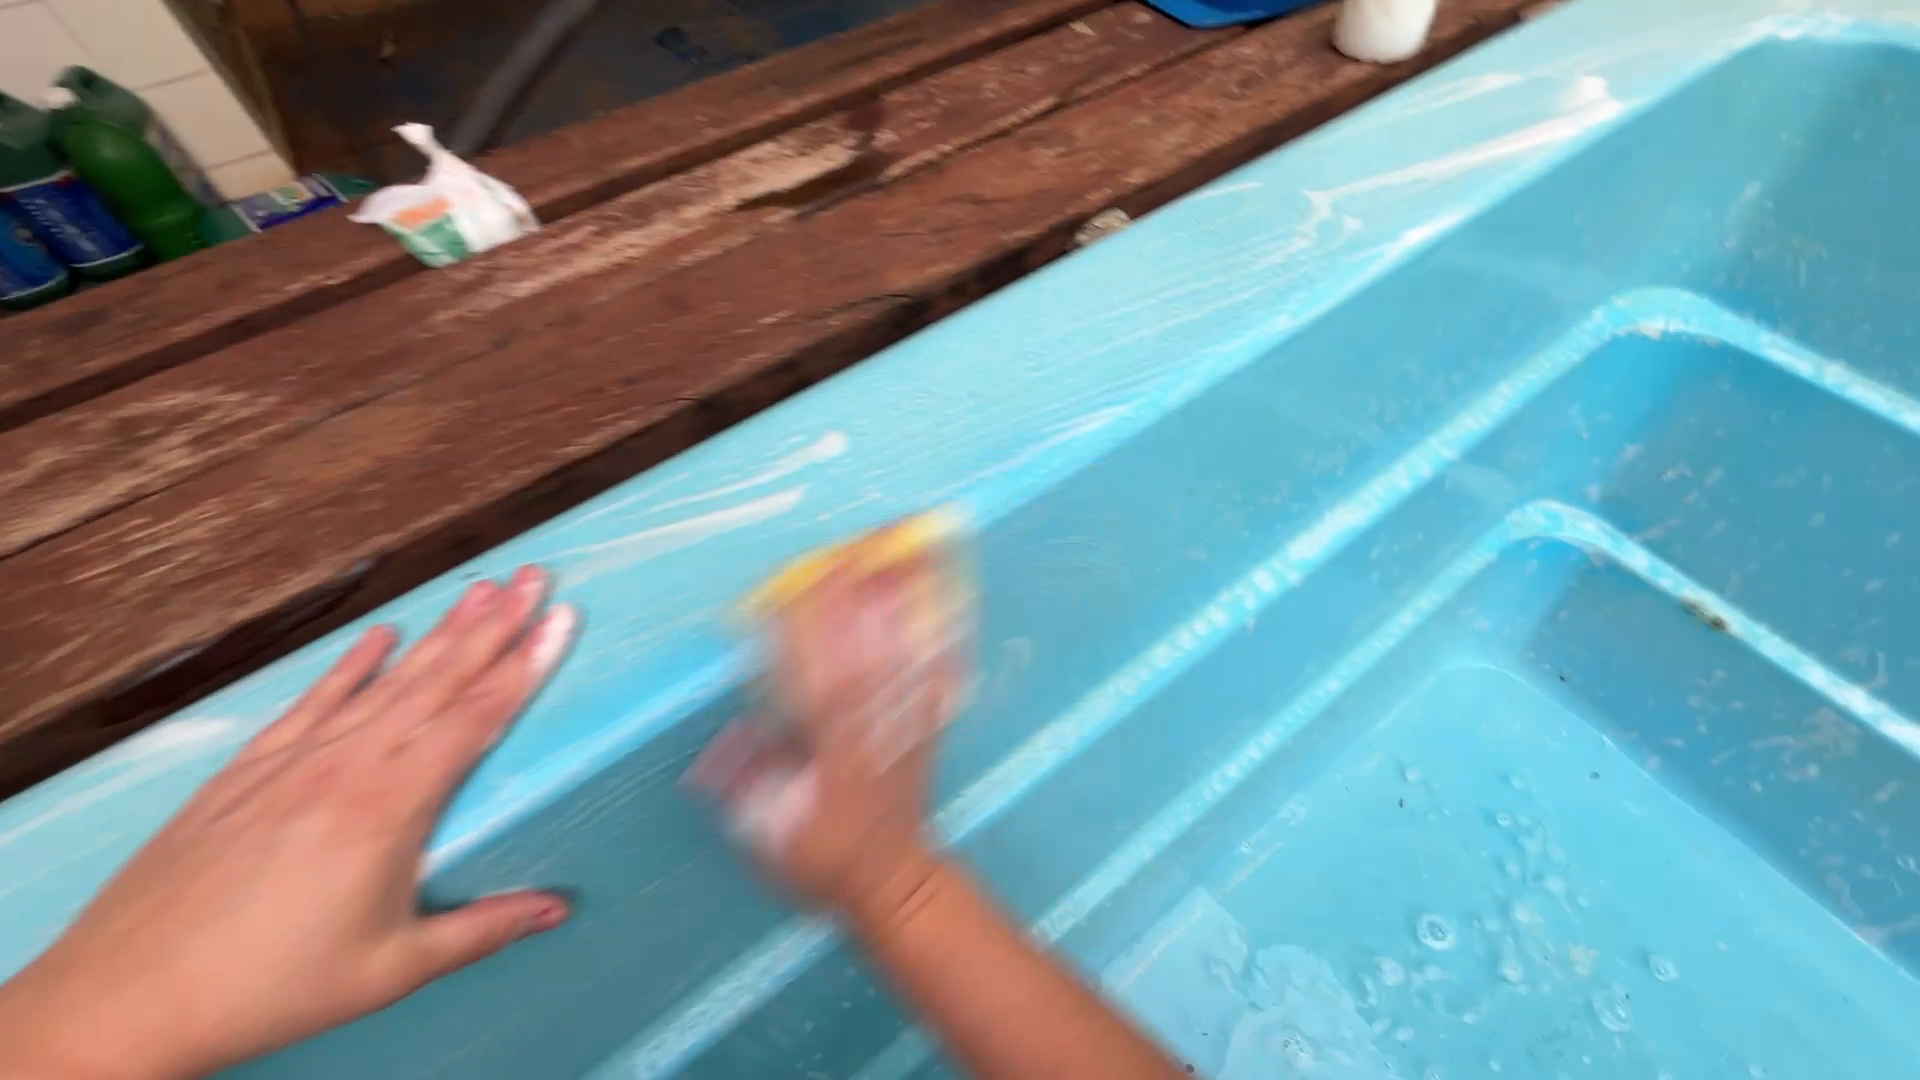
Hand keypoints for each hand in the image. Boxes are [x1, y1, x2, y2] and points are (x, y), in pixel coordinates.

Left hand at [0, 567, 576, 1079]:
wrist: (115, 1007)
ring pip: (388, 679)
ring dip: (441, 631)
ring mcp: (296, 760)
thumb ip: (484, 929)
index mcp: (391, 806)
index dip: (526, 665)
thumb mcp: (392, 970)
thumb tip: (560, 907)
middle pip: (440, 679)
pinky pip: (315, 701)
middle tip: (534, 578)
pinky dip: (351, 663)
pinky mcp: (249, 769)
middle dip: (496, 624)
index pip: (478, 717)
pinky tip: (380, 633)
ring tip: (481, 590)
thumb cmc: (268, 989)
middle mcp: (349, 766)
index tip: (560, 620)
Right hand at [690, 553, 968, 928]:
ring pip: (906, 656)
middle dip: (863, 599)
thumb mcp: (770, 837)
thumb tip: (723, 740)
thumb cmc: (824, 858)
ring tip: (905, 549)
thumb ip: (747, 786)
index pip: (821, 687)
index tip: (799, 586)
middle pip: (869, 656)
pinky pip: (939, 674)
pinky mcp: (929, 724)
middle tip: (858, 543)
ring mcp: (907, 725)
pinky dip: (943, 633)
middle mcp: (875, 733)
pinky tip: (947, 594)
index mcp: (834, 758)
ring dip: (907, 602)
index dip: (810, 637)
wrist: (893, 880)